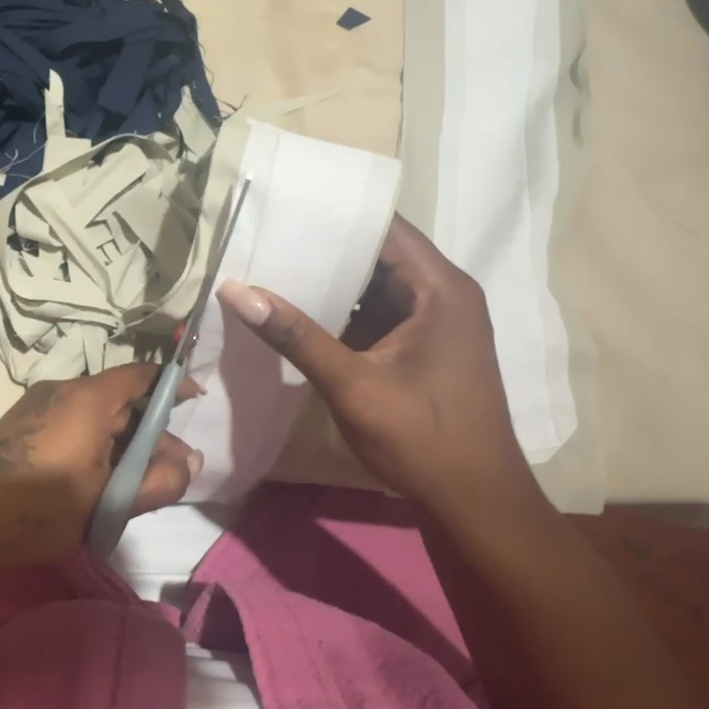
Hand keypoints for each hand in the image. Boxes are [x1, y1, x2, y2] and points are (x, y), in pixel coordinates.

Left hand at [0, 365, 203, 570]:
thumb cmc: (40, 508)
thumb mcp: (109, 501)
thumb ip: (158, 480)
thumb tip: (192, 459)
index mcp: (86, 398)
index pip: (140, 375)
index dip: (171, 386)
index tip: (196, 402)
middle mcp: (60, 391)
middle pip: (118, 399)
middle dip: (150, 431)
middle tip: (173, 470)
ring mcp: (35, 407)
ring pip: (94, 416)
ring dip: (121, 443)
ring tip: (137, 486)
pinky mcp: (20, 426)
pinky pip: (70, 425)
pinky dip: (94, 445)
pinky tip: (98, 483)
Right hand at [217, 215, 533, 514]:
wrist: (473, 501)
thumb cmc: (423, 438)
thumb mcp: (352, 385)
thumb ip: (295, 335)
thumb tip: (236, 290)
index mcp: (441, 291)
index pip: (386, 229)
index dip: (336, 215)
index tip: (283, 207)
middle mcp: (442, 295)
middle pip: (376, 253)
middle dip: (321, 247)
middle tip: (261, 238)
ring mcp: (431, 322)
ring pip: (371, 285)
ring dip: (325, 281)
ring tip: (265, 267)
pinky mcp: (418, 346)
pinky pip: (372, 313)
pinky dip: (335, 311)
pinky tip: (290, 311)